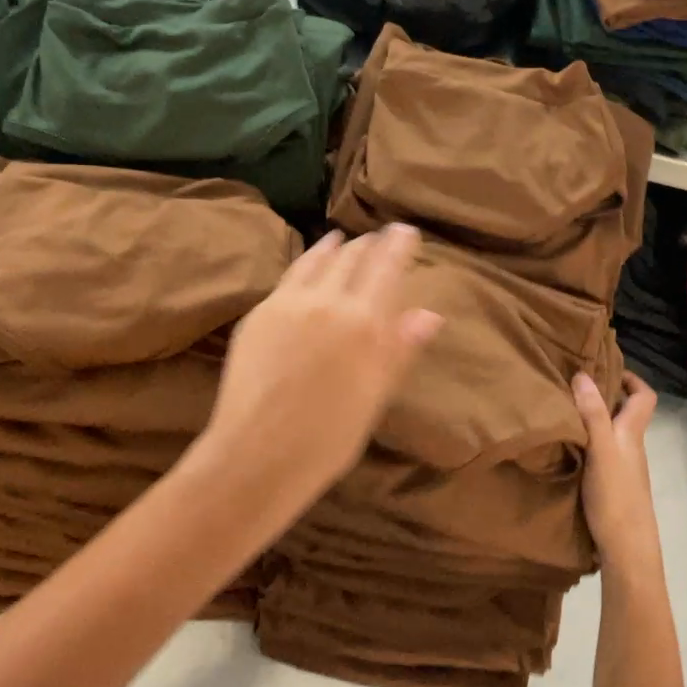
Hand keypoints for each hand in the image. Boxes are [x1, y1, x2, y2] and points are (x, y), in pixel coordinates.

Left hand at [196, 226, 442, 494]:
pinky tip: (307, 268)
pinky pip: (289, 277)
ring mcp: (288, 304)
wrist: (257, 455)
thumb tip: (429, 314)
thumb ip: (399, 348)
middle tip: (376, 238)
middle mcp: (327, 302)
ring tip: (341, 240)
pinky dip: (306, 263)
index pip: (386, 269)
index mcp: (364, 323)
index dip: (397, 246)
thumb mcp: (375, 395)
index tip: (405, 230)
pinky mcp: (259, 314)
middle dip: (367, 245)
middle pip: (351, 259)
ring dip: (333, 248)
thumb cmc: (328, 438)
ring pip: (316, 261)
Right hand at [574, 372, 661, 572]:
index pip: (644, 396)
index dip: (631, 379)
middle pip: (625, 413)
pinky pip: (600, 454)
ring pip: (611, 434)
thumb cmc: (616, 497)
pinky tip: (564, 449)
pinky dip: (586, 444)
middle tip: (574, 385)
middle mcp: (631, 448)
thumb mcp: (601, 450)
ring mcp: (622, 469)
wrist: (626, 550)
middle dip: (604, 396)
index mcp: (632, 434)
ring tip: (562, 412)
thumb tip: (583, 375)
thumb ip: (593, 414)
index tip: (606, 368)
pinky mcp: (611, 488)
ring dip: (592, 420)